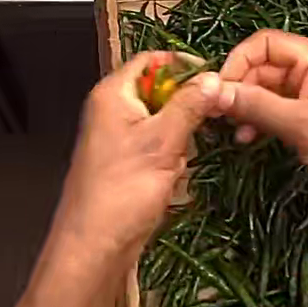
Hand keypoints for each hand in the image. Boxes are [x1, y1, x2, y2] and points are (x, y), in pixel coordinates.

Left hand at [54, 51, 222, 262]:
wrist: (95, 247)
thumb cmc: (122, 191)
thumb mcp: (163, 141)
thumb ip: (190, 104)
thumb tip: (212, 78)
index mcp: (112, 93)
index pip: (150, 59)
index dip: (181, 64)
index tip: (211, 77)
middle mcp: (112, 109)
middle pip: (159, 89)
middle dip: (184, 107)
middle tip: (205, 120)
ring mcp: (119, 136)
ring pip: (162, 120)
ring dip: (179, 136)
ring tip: (177, 158)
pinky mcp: (126, 161)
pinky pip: (157, 145)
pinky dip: (170, 156)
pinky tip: (170, 175)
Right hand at [213, 30, 307, 219]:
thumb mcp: (302, 127)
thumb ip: (256, 105)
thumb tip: (212, 90)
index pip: (263, 43)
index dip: (236, 63)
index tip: (216, 92)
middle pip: (263, 66)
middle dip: (239, 90)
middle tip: (217, 118)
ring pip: (268, 89)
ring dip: (248, 108)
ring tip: (236, 135)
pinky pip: (280, 108)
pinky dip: (263, 120)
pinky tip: (251, 141)